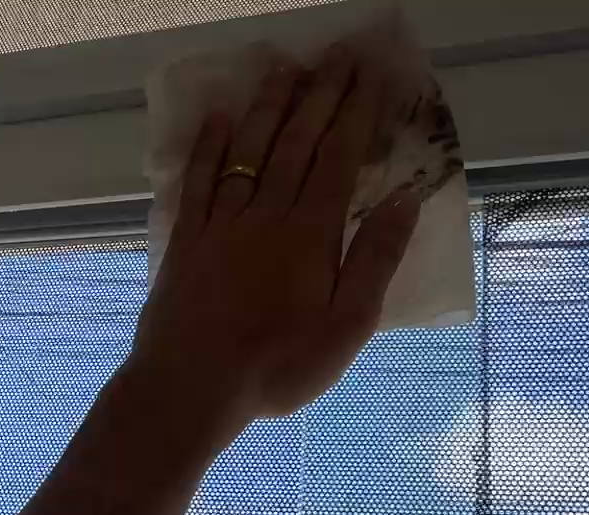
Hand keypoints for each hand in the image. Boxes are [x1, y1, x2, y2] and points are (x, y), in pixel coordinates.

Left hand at [121, 44, 423, 450]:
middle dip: (319, 95)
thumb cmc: (275, 367)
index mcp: (310, 235)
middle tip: (336, 53)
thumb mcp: (345, 328)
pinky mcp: (184, 244)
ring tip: (284, 68)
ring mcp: (219, 226)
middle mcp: (264, 216)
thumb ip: (375, 261)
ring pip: (247, 152)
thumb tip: (404, 199)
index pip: (339, 159)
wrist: (190, 387)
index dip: (356, 112)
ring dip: (268, 108)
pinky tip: (217, 120)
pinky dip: (209, 147)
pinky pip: (198, 182)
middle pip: (295, 144)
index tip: (371, 72)